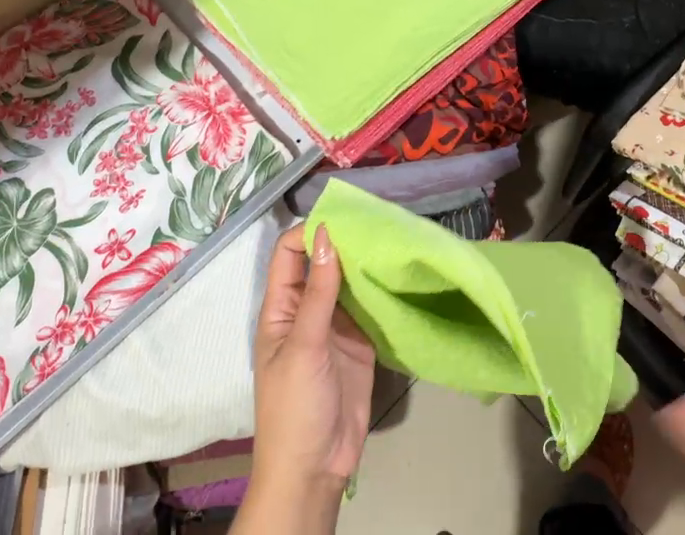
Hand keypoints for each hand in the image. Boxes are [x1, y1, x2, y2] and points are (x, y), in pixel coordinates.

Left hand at [235, 223, 376, 534]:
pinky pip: (371, 307)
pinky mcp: (361, 342)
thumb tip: (326, 235)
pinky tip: (402, 272)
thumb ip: (319, 291)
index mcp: (281, 307)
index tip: (344, 218)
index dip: (310, 232)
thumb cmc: (295, 405)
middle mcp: (308, 310)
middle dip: (346, 242)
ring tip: (396, 238)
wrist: (315, 466)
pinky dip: (383, 290)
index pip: (289, 254)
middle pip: (324, 263)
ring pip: (350, 282)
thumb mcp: (304, 345)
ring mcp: (336, 326)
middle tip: (380, 220)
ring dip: (367, 263)